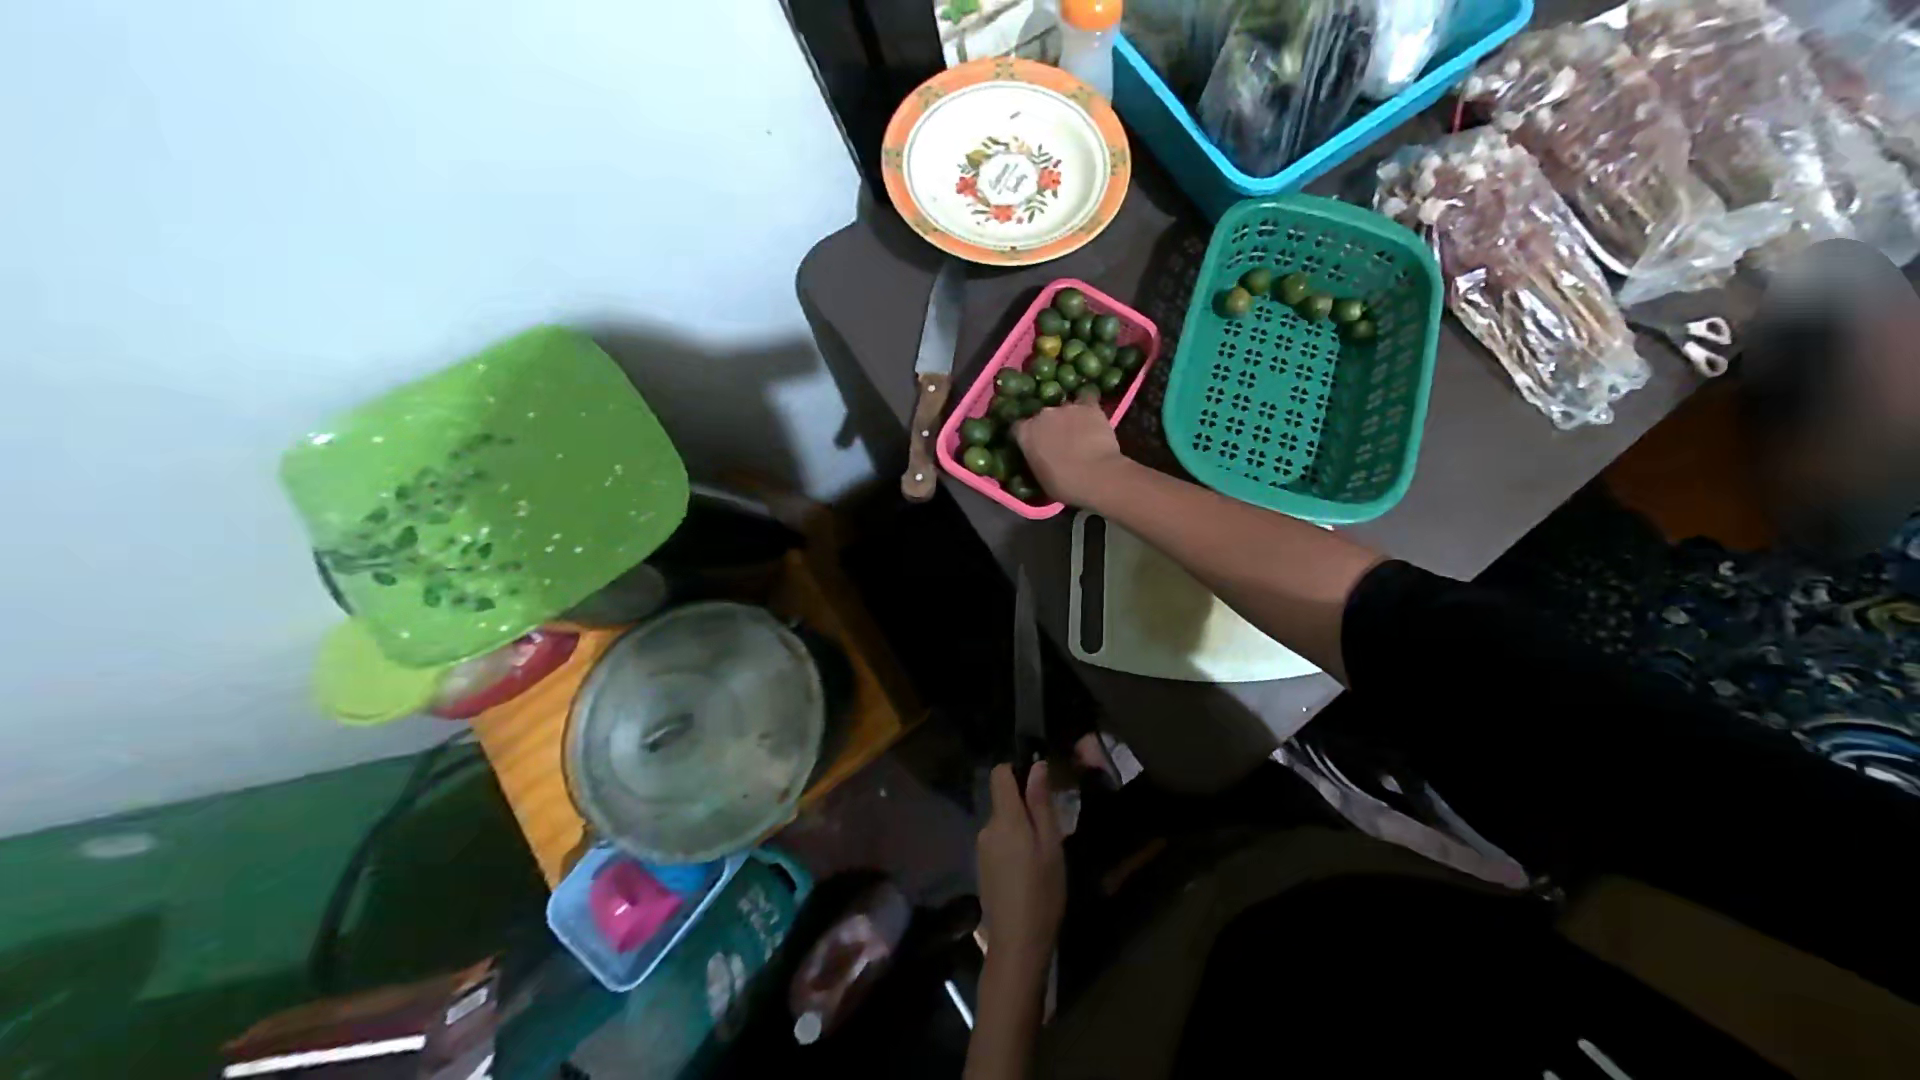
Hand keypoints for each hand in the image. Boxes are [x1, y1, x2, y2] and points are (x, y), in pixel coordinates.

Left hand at [977, 763, 1065, 964]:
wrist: (1017, 943)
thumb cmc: (1042, 891)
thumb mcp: (1051, 845)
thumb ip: (1040, 804)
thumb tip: (1036, 765)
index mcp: (1004, 818)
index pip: (1000, 774)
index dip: (1017, 771)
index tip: (1039, 784)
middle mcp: (987, 827)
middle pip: (1003, 800)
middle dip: (1025, 806)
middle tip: (1052, 828)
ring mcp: (982, 848)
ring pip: (1003, 823)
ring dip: (1021, 828)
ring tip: (1044, 852)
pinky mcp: (982, 866)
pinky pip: (999, 842)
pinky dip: (1014, 846)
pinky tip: (1029, 869)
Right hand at [1015, 403, 1126, 508]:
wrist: (1097, 476)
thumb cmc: (1065, 484)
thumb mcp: (1040, 476)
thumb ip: (1035, 459)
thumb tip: (1039, 455)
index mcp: (1026, 433)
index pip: (1018, 428)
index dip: (1026, 436)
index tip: (1032, 446)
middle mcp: (1042, 414)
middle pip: (1042, 417)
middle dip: (1048, 426)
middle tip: (1057, 442)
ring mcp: (1066, 408)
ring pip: (1064, 409)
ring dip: (1068, 419)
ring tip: (1078, 433)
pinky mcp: (1089, 406)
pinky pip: (1086, 399)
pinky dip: (1087, 406)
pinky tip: (1091, 415)